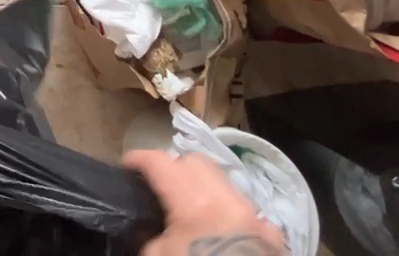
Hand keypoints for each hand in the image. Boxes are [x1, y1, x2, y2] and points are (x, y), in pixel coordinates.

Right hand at [123, 150, 286, 255]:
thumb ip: (150, 239)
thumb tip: (149, 235)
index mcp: (191, 201)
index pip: (159, 162)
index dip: (139, 159)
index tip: (128, 165)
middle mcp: (221, 197)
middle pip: (194, 162)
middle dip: (176, 166)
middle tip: (163, 184)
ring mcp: (249, 213)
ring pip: (222, 180)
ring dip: (204, 184)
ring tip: (193, 202)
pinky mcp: (270, 232)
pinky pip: (246, 209)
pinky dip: (231, 210)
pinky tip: (224, 227)